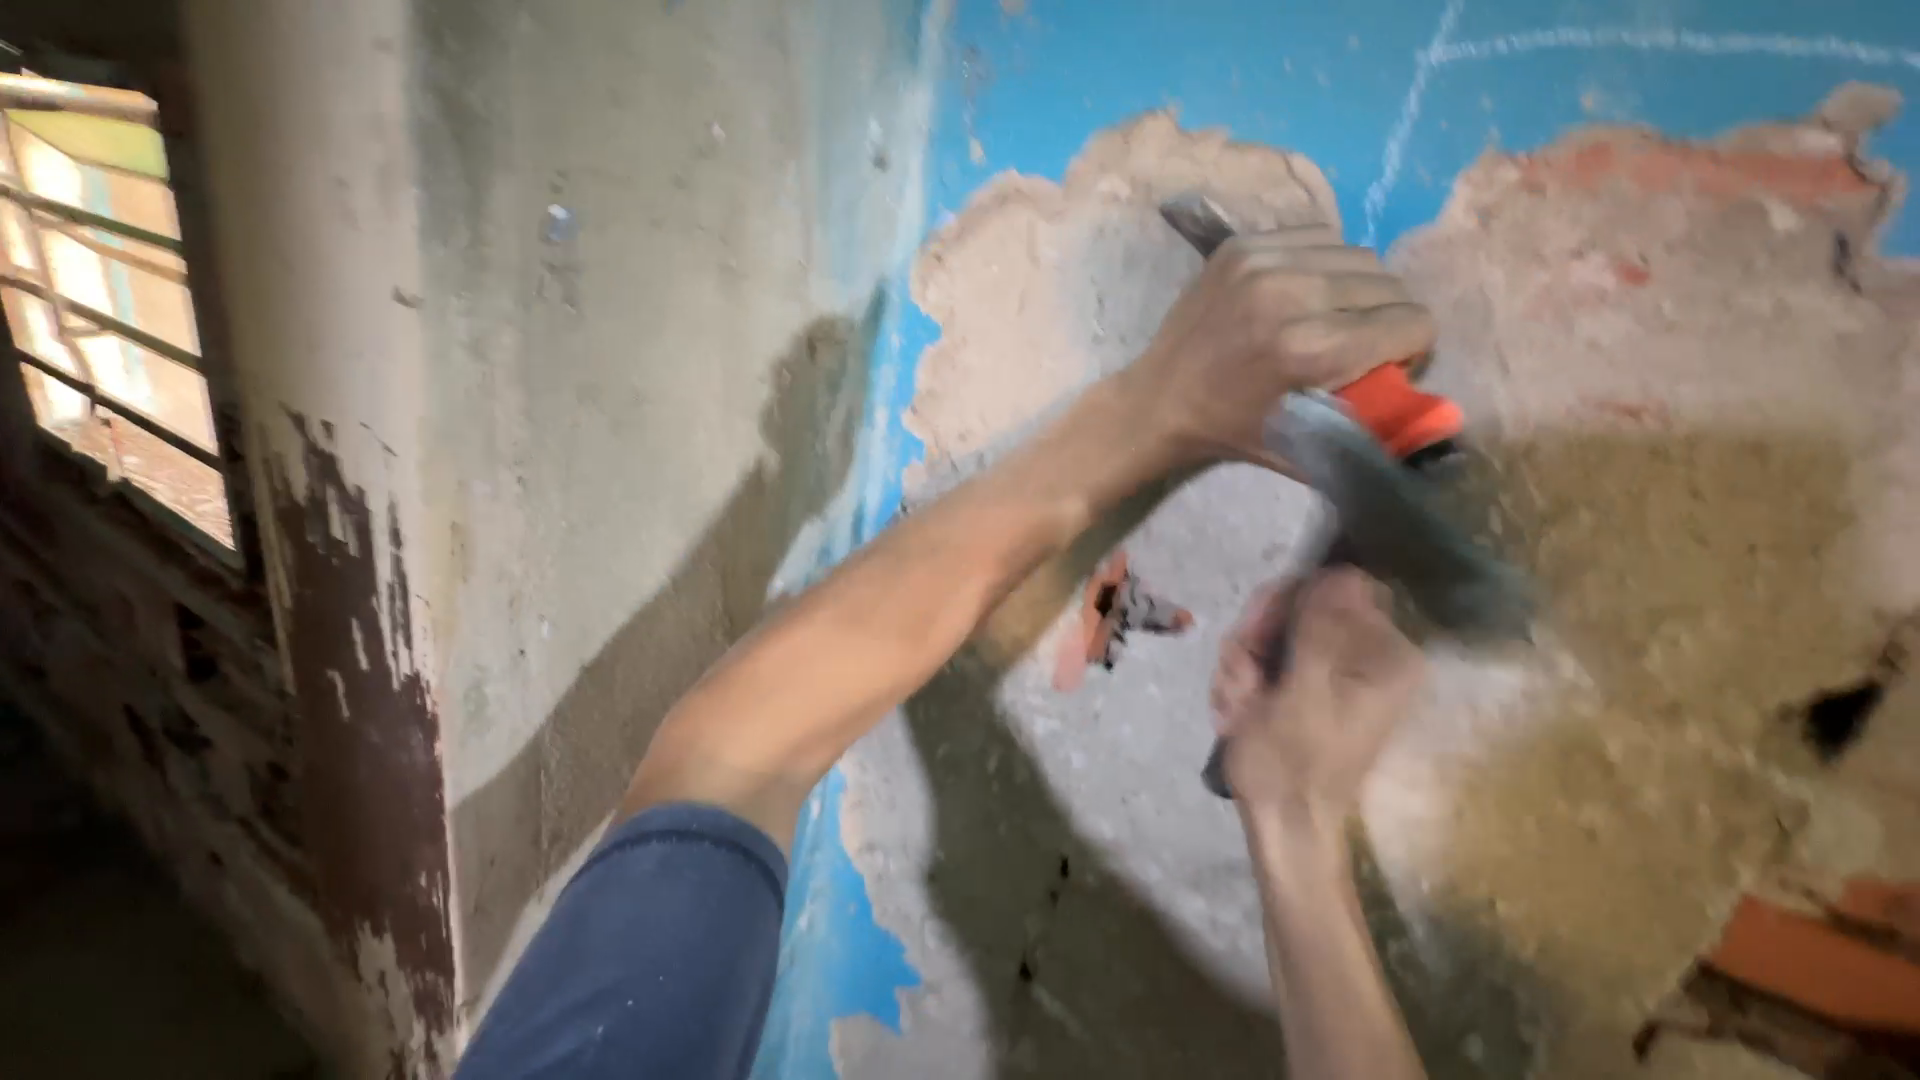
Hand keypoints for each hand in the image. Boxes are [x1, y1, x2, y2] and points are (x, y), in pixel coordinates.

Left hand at [1121, 228, 1435, 469]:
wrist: (1157, 401)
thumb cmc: (1231, 431)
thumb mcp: (1305, 447)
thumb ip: (1372, 427)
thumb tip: (1438, 413)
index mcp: (1309, 350)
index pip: (1412, 323)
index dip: (1410, 348)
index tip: (1386, 364)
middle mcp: (1290, 294)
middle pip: (1391, 285)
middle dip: (1389, 317)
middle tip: (1362, 342)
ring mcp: (1261, 262)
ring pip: (1360, 255)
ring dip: (1360, 287)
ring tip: (1334, 314)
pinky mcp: (1241, 244)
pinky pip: (1320, 235)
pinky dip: (1325, 262)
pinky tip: (1304, 291)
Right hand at [1209, 568, 1424, 825]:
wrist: (1284, 824)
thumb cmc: (1292, 764)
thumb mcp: (1303, 694)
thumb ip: (1321, 631)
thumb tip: (1339, 573)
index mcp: (1385, 655)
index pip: (1333, 587)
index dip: (1287, 603)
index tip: (1254, 637)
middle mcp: (1368, 655)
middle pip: (1298, 607)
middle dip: (1255, 641)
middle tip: (1241, 683)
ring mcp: (1337, 670)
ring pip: (1273, 632)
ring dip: (1242, 666)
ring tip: (1238, 707)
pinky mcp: (1311, 685)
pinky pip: (1267, 658)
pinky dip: (1245, 681)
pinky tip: (1240, 712)